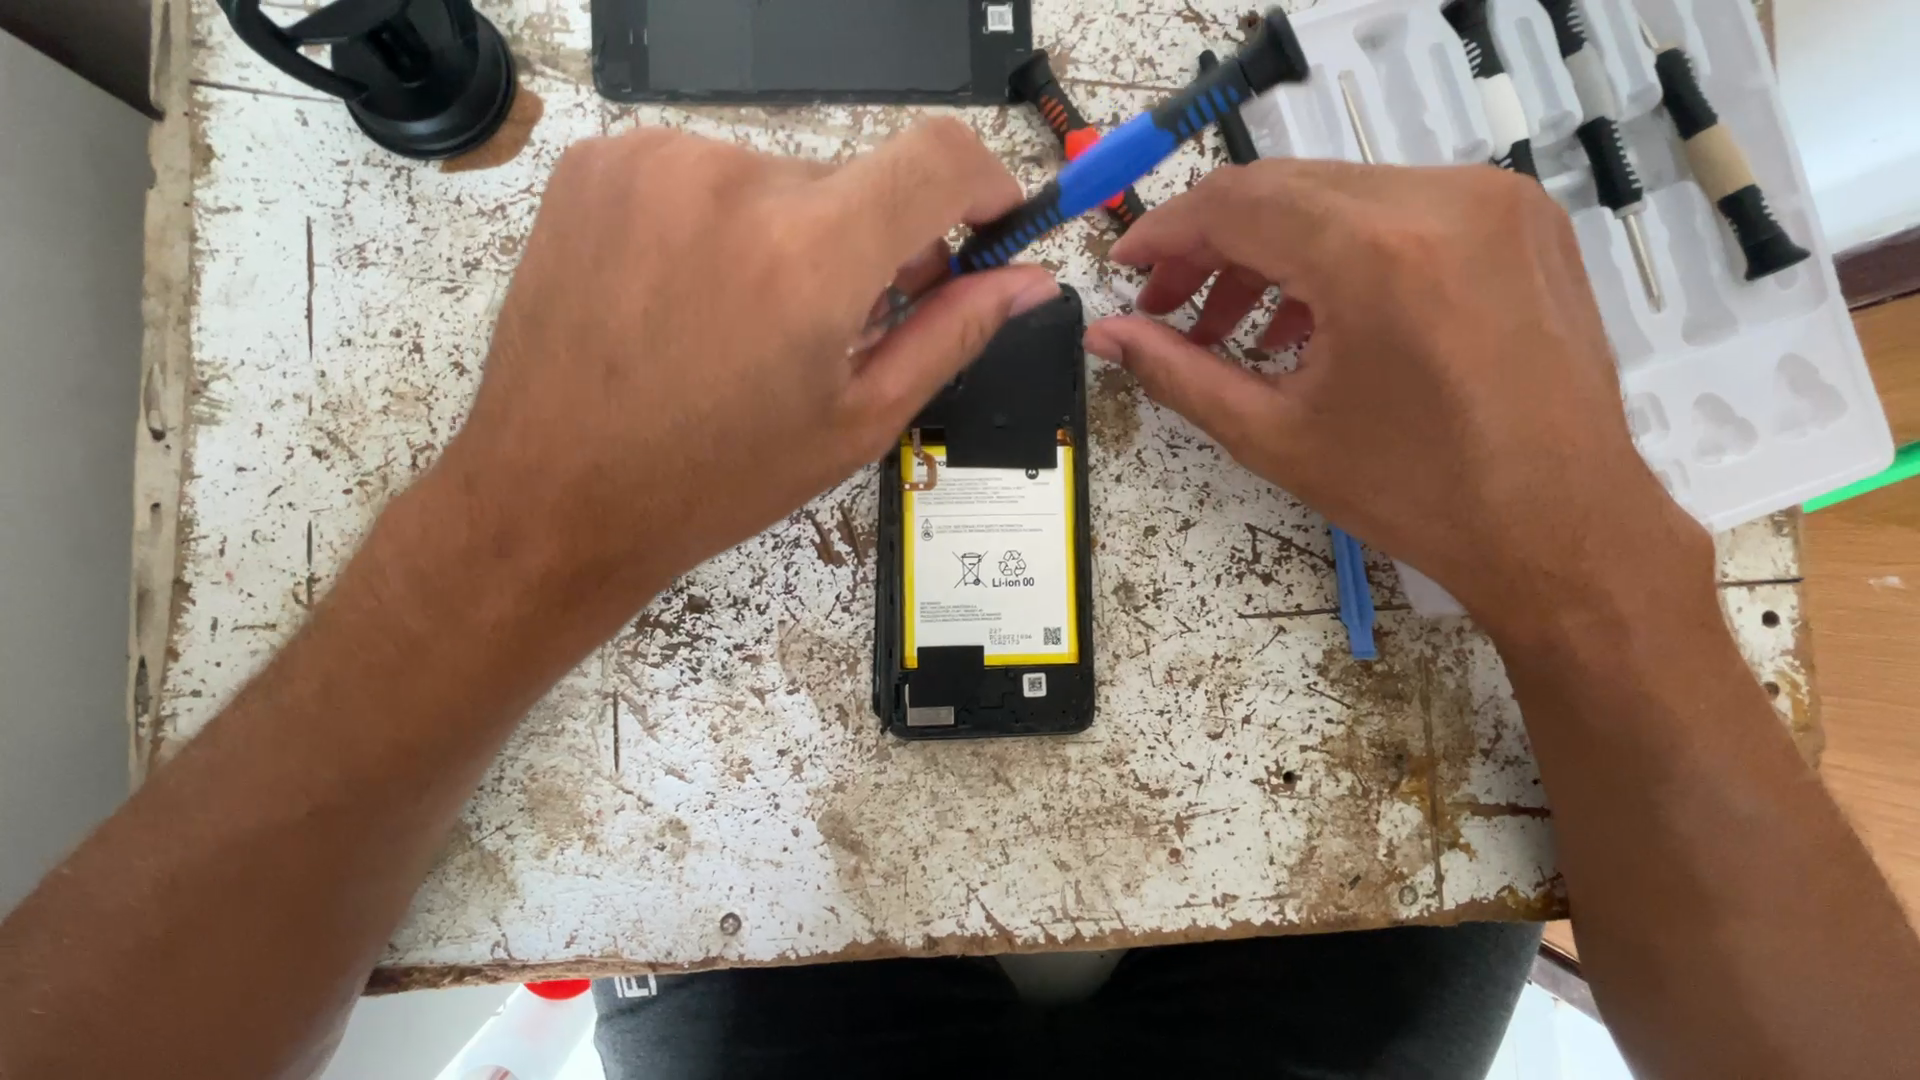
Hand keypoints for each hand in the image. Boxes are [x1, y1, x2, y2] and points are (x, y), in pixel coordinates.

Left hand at [428, 121, 1057, 640]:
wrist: (556, 494)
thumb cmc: (717, 478)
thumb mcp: (857, 421)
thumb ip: (953, 333)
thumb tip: (1028, 280)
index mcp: (808, 254)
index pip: (939, 157)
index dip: (985, 182)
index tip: (985, 226)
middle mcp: (731, 178)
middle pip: (854, 180)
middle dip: (873, 242)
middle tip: (847, 320)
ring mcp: (653, 159)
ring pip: (778, 178)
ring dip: (793, 235)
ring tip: (752, 322)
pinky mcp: (598, 162)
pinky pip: (704, 173)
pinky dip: (724, 223)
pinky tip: (693, 296)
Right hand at [1083, 160, 1707, 633]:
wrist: (1559, 526)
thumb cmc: (1409, 493)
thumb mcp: (1271, 435)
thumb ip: (1175, 373)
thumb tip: (1103, 336)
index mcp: (1378, 254)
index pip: (1238, 203)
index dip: (1166, 232)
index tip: (1125, 268)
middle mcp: (1442, 198)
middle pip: (1284, 187)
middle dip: (1210, 244)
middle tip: (1167, 307)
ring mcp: (1493, 199)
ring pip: (1336, 194)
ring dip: (1268, 250)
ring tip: (1231, 326)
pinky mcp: (1518, 217)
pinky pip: (1393, 210)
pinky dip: (1332, 252)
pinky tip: (1306, 319)